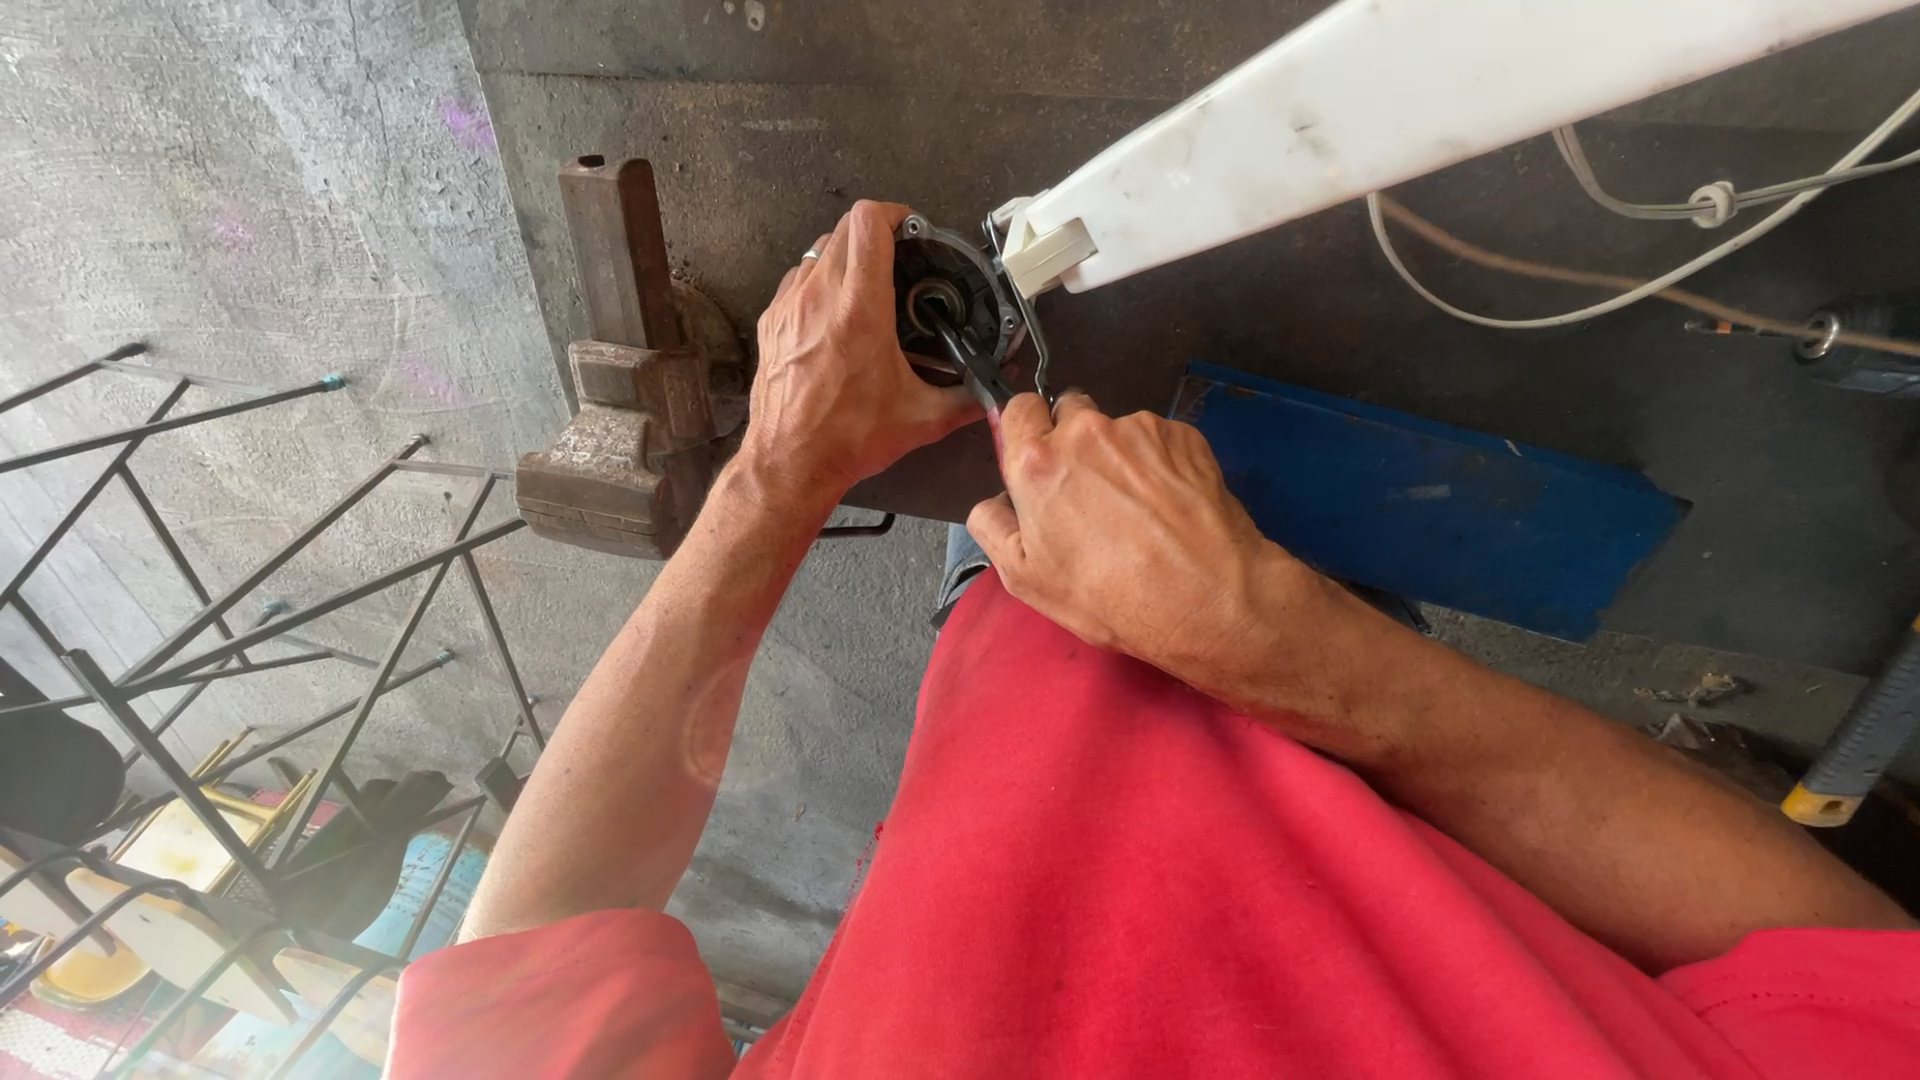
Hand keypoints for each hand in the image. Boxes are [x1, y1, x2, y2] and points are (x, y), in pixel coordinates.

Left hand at [742, 200, 978, 501]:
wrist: (790, 462)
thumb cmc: (847, 439)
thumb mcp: (920, 419)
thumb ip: (966, 400)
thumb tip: (993, 393)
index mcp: (859, 311)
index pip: (869, 223)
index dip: (895, 214)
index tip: (911, 230)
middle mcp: (818, 297)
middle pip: (844, 227)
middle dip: (875, 233)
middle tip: (898, 257)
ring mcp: (789, 306)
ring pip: (817, 250)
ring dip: (846, 256)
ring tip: (867, 286)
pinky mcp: (771, 322)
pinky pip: (797, 280)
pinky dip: (819, 282)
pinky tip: (835, 313)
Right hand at [966, 392, 1363, 721]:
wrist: (1204, 598)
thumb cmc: (1107, 594)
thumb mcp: (1024, 578)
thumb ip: (992, 526)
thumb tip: (994, 501)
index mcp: (1037, 460)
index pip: (1018, 408)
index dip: (1027, 432)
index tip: (1040, 462)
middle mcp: (1085, 430)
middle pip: (1069, 411)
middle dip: (1072, 440)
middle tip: (1090, 492)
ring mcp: (1140, 428)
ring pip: (1117, 428)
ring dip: (1119, 454)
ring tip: (1140, 507)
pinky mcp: (1184, 435)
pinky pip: (1159, 439)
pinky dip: (1159, 462)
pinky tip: (1170, 505)